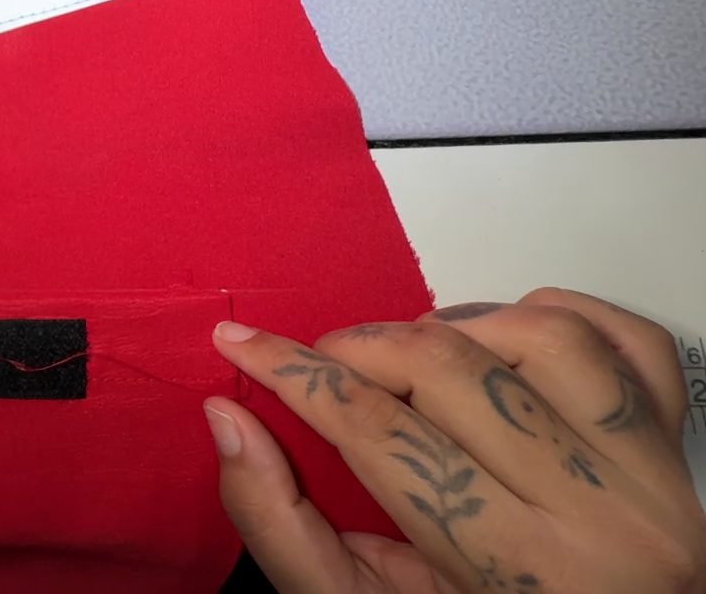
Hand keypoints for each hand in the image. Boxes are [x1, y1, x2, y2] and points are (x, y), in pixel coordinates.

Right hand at [205, 288, 705, 592]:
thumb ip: (274, 517)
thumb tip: (225, 414)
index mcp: (520, 569)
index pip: (375, 428)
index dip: (286, 370)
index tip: (234, 341)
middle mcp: (607, 520)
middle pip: (444, 366)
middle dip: (352, 348)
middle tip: (326, 370)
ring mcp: (659, 480)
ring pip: (541, 336)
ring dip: (451, 326)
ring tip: (413, 360)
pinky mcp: (679, 449)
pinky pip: (628, 341)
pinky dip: (555, 318)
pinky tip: (499, 347)